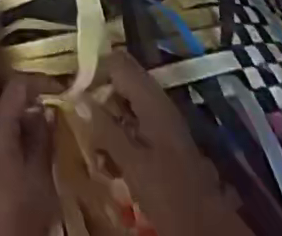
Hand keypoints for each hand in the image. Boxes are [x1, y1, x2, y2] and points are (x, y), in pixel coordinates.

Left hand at [0, 76, 56, 235]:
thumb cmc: (19, 209)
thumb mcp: (39, 175)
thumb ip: (43, 138)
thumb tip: (47, 110)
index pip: (17, 86)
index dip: (41, 82)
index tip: (66, 90)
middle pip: (11, 103)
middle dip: (37, 103)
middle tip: (64, 112)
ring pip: (8, 121)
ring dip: (30, 122)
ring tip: (57, 131)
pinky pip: (3, 138)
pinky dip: (21, 137)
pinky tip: (40, 151)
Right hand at [85, 53, 250, 235]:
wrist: (209, 230)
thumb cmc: (170, 193)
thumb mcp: (132, 163)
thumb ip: (105, 128)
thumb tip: (77, 96)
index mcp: (152, 100)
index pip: (118, 62)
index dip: (94, 67)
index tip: (72, 84)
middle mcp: (158, 103)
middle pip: (121, 80)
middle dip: (97, 91)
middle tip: (75, 109)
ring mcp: (162, 121)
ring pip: (125, 102)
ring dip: (105, 113)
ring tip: (88, 135)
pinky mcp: (162, 139)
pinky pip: (132, 121)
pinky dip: (117, 130)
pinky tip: (105, 153)